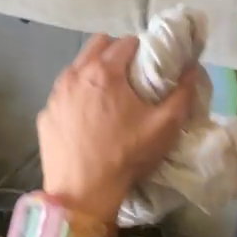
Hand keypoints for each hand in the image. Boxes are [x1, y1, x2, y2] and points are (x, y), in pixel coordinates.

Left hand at [36, 34, 198, 224]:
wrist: (82, 194)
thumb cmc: (126, 156)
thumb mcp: (164, 127)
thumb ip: (182, 94)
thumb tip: (191, 70)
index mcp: (104, 72)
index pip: (126, 42)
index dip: (142, 51)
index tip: (150, 67)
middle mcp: (74, 75)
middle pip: (97, 44)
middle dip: (116, 52)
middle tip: (130, 77)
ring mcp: (55, 94)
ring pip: (77, 66)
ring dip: (94, 71)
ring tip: (108, 97)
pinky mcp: (45, 113)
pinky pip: (63, 92)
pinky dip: (77, 96)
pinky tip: (87, 119)